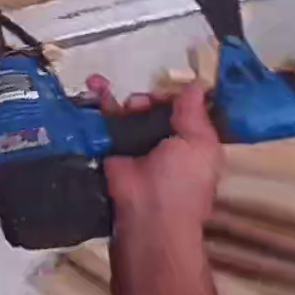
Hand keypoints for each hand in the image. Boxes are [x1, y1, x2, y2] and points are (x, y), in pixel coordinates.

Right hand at [87, 76, 221, 246]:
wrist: (146, 212)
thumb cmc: (182, 180)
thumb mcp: (200, 145)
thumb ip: (195, 113)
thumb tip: (197, 84)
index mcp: (190, 141)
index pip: (184, 110)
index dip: (175, 97)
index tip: (166, 93)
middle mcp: (163, 141)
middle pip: (153, 108)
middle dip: (147, 98)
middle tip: (140, 104)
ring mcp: (134, 143)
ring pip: (127, 111)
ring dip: (121, 98)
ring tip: (115, 93)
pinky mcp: (108, 146)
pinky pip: (104, 120)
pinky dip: (99, 100)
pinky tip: (93, 83)